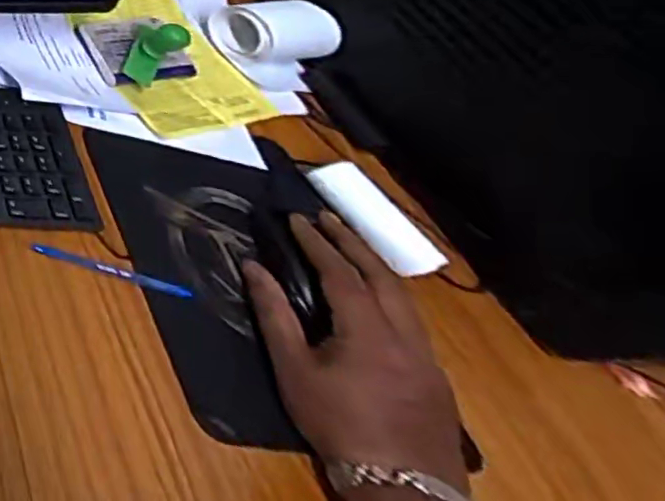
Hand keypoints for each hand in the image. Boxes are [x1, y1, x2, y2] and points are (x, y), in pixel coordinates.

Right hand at [243, 212, 468, 494]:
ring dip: (374, 265)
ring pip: (406, 300)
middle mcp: (407, 340)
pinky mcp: (436, 377)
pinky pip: (412, 320)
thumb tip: (254, 268)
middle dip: (353, 243)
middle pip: (383, 279)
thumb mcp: (293, 367)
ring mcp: (429, 360)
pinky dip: (388, 292)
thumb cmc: (336, 422)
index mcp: (371, 335)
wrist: (403, 487)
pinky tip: (373, 293)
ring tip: (348, 244)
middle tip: (326, 217)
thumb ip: (274, 313)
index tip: (297, 219)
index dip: (319, 244)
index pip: (343, 275)